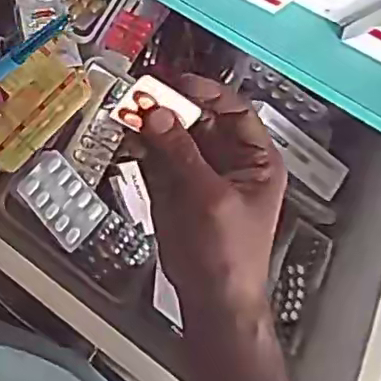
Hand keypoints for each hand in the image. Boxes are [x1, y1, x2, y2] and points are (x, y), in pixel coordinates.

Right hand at [137, 74, 286, 320]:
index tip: (178, 83)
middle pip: (198, 118)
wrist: (211, 297)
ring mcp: (196, 170)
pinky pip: (154, 153)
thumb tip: (158, 114)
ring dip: (151, 120)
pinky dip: (139, 141)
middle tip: (144, 93)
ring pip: (173, 132)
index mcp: (255, 160)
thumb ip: (182, 152)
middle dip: (171, 105)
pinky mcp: (171, 184)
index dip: (208, 93)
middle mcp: (226, 159)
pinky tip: (126, 131)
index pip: (234, 111)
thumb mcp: (211, 196)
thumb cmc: (231, 253)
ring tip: (129, 108)